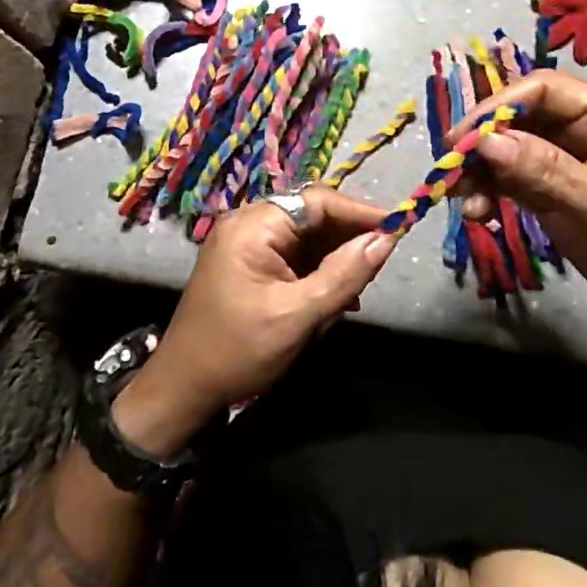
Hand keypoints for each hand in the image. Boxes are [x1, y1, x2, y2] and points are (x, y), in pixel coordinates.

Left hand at [113, 187, 395, 454]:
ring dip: (336, 261)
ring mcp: (248, 245)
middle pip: (313, 216)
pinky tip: (338, 299)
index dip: (360, 212)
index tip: (400, 227)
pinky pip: (295, 257)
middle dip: (348, 240)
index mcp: (253, 226)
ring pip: (308, 238)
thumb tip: (386, 240)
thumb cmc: (238, 350)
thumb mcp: (297, 315)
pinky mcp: (251, 265)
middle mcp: (249, 224)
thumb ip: (343, 275)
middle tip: (379, 266)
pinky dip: (319, 273)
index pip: (317, 200)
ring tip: (357, 291)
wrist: (185, 386)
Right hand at [449, 70, 586, 325]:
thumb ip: (546, 172)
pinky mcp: (555, 195)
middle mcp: (584, 134)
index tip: (462, 140)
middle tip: (449, 175)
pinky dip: (490, 195)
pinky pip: (512, 183)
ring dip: (480, 174)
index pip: (543, 91)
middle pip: (519, 120)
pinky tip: (479, 215)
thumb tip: (486, 140)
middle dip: (482, 145)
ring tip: (464, 205)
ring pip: (509, 153)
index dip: (499, 107)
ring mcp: (567, 165)